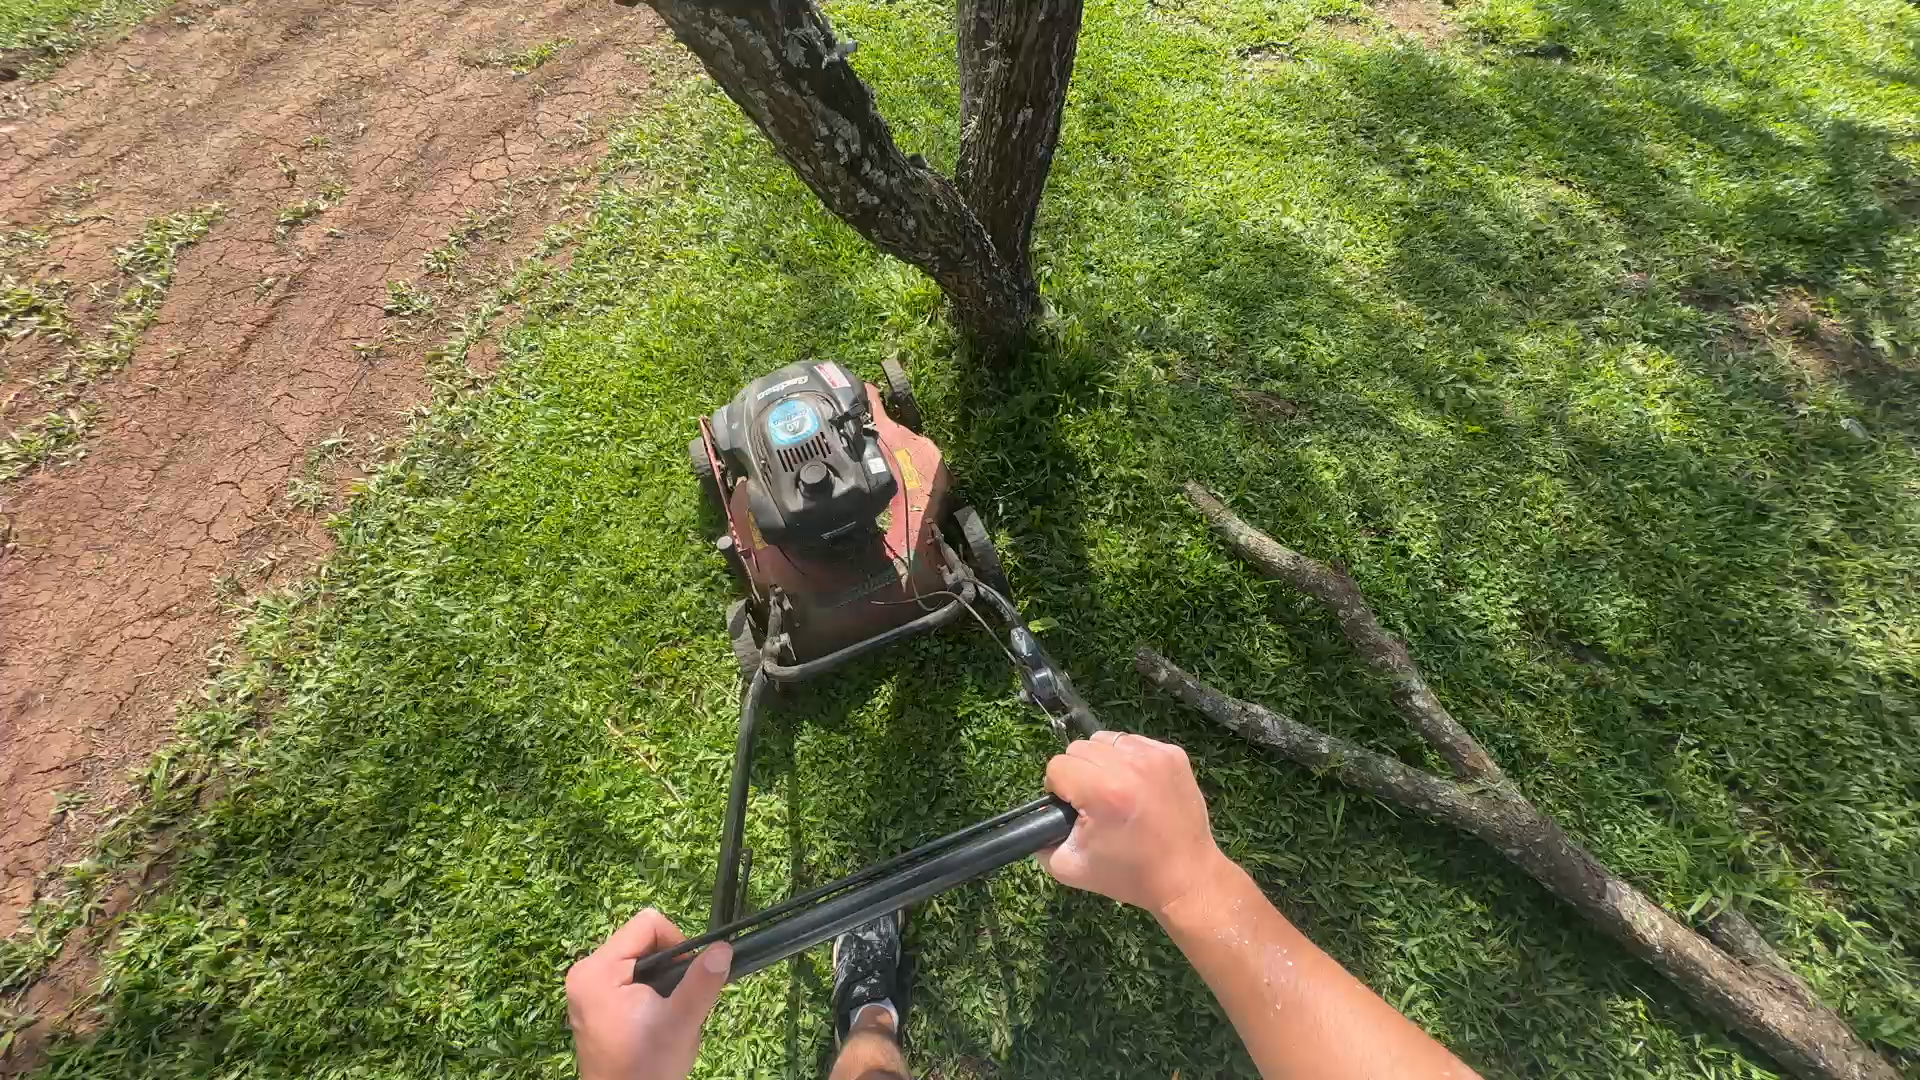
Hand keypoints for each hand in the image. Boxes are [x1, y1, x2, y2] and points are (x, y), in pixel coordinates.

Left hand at [566, 909, 731, 1079]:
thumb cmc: (646, 1069)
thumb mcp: (679, 1024)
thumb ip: (701, 983)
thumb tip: (724, 947)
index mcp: (596, 971)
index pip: (648, 924)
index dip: (677, 943)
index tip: (685, 979)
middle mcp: (585, 972)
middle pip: (644, 937)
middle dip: (670, 961)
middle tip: (676, 998)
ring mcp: (587, 986)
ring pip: (641, 953)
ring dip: (663, 974)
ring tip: (666, 1008)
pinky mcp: (594, 999)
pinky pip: (632, 970)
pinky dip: (651, 983)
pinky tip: (654, 1012)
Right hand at [1040, 732, 1229, 916]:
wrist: (1187, 877)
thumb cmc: (1130, 874)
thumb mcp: (1072, 868)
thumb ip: (1041, 842)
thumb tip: (1035, 819)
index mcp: (1103, 791)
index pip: (1058, 766)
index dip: (1059, 790)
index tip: (1074, 810)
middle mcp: (1129, 765)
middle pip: (1079, 748)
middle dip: (1080, 774)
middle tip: (1095, 803)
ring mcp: (1154, 756)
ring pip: (1104, 740)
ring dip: (1103, 762)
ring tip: (1115, 791)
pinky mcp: (1173, 754)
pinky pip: (1133, 742)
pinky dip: (1128, 759)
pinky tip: (1137, 786)